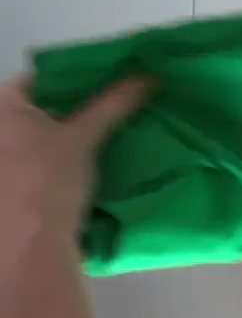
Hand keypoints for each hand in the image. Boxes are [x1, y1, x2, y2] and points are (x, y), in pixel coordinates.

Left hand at [0, 75, 146, 241]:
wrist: (22, 245)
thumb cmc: (42, 182)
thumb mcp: (84, 137)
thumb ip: (116, 102)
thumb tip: (150, 74)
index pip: (45, 77)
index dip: (87, 72)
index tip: (127, 71)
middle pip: (48, 101)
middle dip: (91, 96)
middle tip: (135, 90)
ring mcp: (6, 155)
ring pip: (53, 125)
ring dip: (89, 119)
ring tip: (130, 114)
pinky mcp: (19, 176)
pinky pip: (52, 147)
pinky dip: (80, 142)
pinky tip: (110, 142)